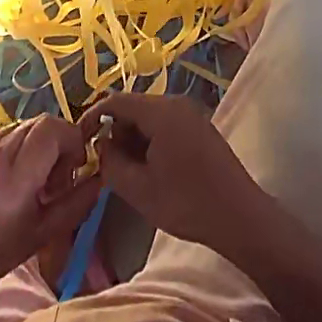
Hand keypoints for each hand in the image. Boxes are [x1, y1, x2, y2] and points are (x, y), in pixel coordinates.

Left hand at [0, 116, 100, 298]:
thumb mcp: (44, 233)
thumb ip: (77, 202)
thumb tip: (101, 178)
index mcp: (15, 176)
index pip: (52, 129)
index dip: (72, 140)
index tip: (74, 168)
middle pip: (41, 122)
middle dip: (59, 142)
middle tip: (57, 177)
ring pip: (25, 125)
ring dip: (41, 142)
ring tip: (36, 179)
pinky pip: (7, 132)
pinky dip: (22, 145)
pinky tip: (16, 176)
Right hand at [78, 93, 270, 250]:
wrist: (241, 219)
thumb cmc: (186, 203)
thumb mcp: (137, 188)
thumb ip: (110, 161)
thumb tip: (102, 143)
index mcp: (161, 112)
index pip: (115, 101)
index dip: (93, 118)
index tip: (81, 142)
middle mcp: (177, 104)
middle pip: (133, 107)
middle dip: (116, 132)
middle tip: (110, 164)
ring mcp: (192, 114)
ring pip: (149, 117)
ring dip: (134, 139)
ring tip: (132, 171)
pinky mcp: (201, 128)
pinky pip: (165, 124)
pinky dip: (152, 141)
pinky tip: (153, 169)